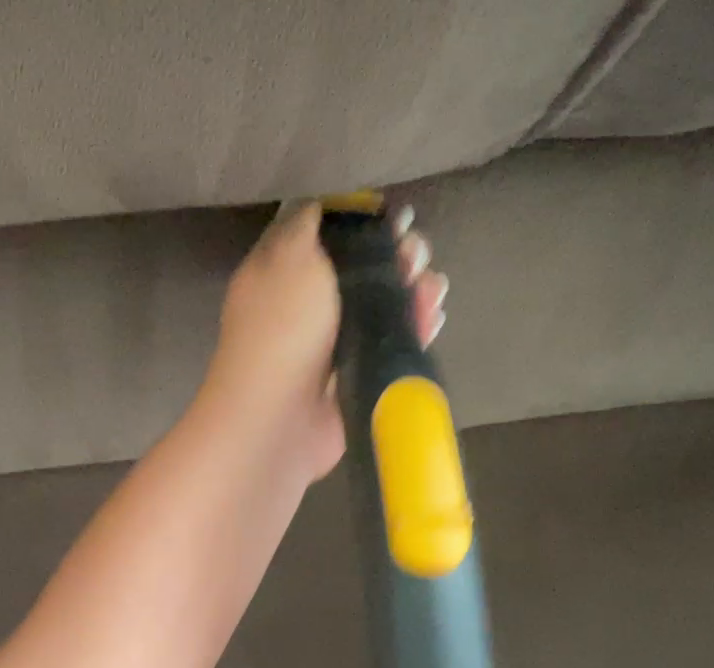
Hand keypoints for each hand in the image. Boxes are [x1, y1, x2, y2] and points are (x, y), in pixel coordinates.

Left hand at [202, 202, 447, 479]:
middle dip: (397, 256)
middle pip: (363, 268)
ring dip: (414, 290)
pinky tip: (432, 316)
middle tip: (415, 257)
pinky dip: (415, 327)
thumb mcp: (289, 257)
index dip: (363, 223)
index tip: (395, 217)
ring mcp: (333, 342)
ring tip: (430, 288)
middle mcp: (307, 304)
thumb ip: (308, 225)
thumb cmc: (282, 329)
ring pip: (384, 305)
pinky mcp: (356, 374)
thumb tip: (322, 205)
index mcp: (283, 271)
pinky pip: (393, 342)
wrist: (281, 415)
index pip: (327, 234)